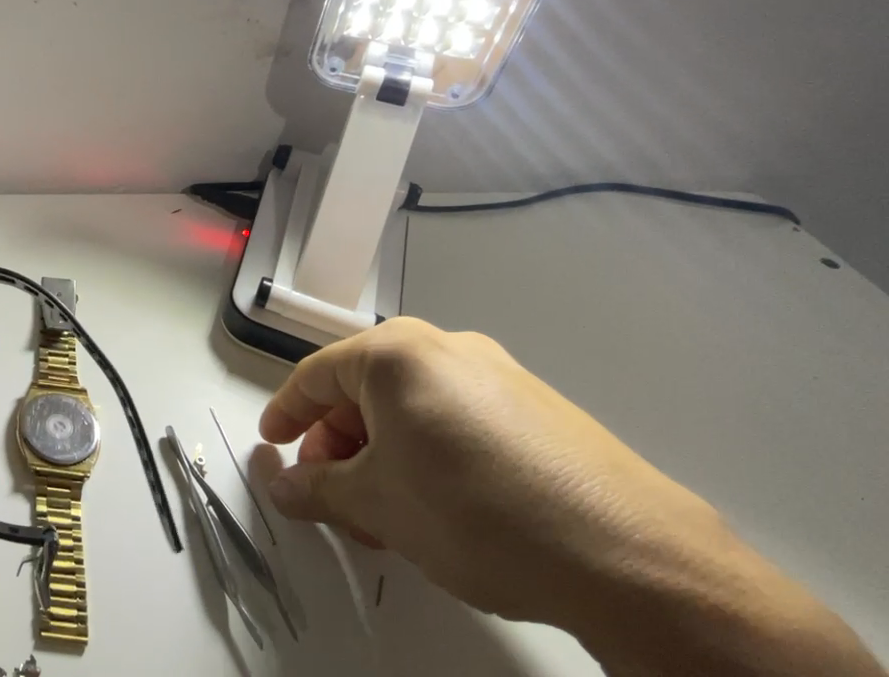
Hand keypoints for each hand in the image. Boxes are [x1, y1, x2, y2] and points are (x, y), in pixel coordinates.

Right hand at [257, 317, 880, 674]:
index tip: (271, 447)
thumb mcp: (376, 506)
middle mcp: (446, 347)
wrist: (633, 558)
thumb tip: (280, 485)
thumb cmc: (477, 514)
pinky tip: (440, 507)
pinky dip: (429, 454)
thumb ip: (314, 489)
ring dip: (383, 455)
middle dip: (339, 445)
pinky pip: (458, 419)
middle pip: (364, 390)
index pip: (315, 376)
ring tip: (387, 513)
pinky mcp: (541, 409)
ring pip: (412, 408)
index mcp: (396, 353)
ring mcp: (500, 374)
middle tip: (332, 495)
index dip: (286, 414)